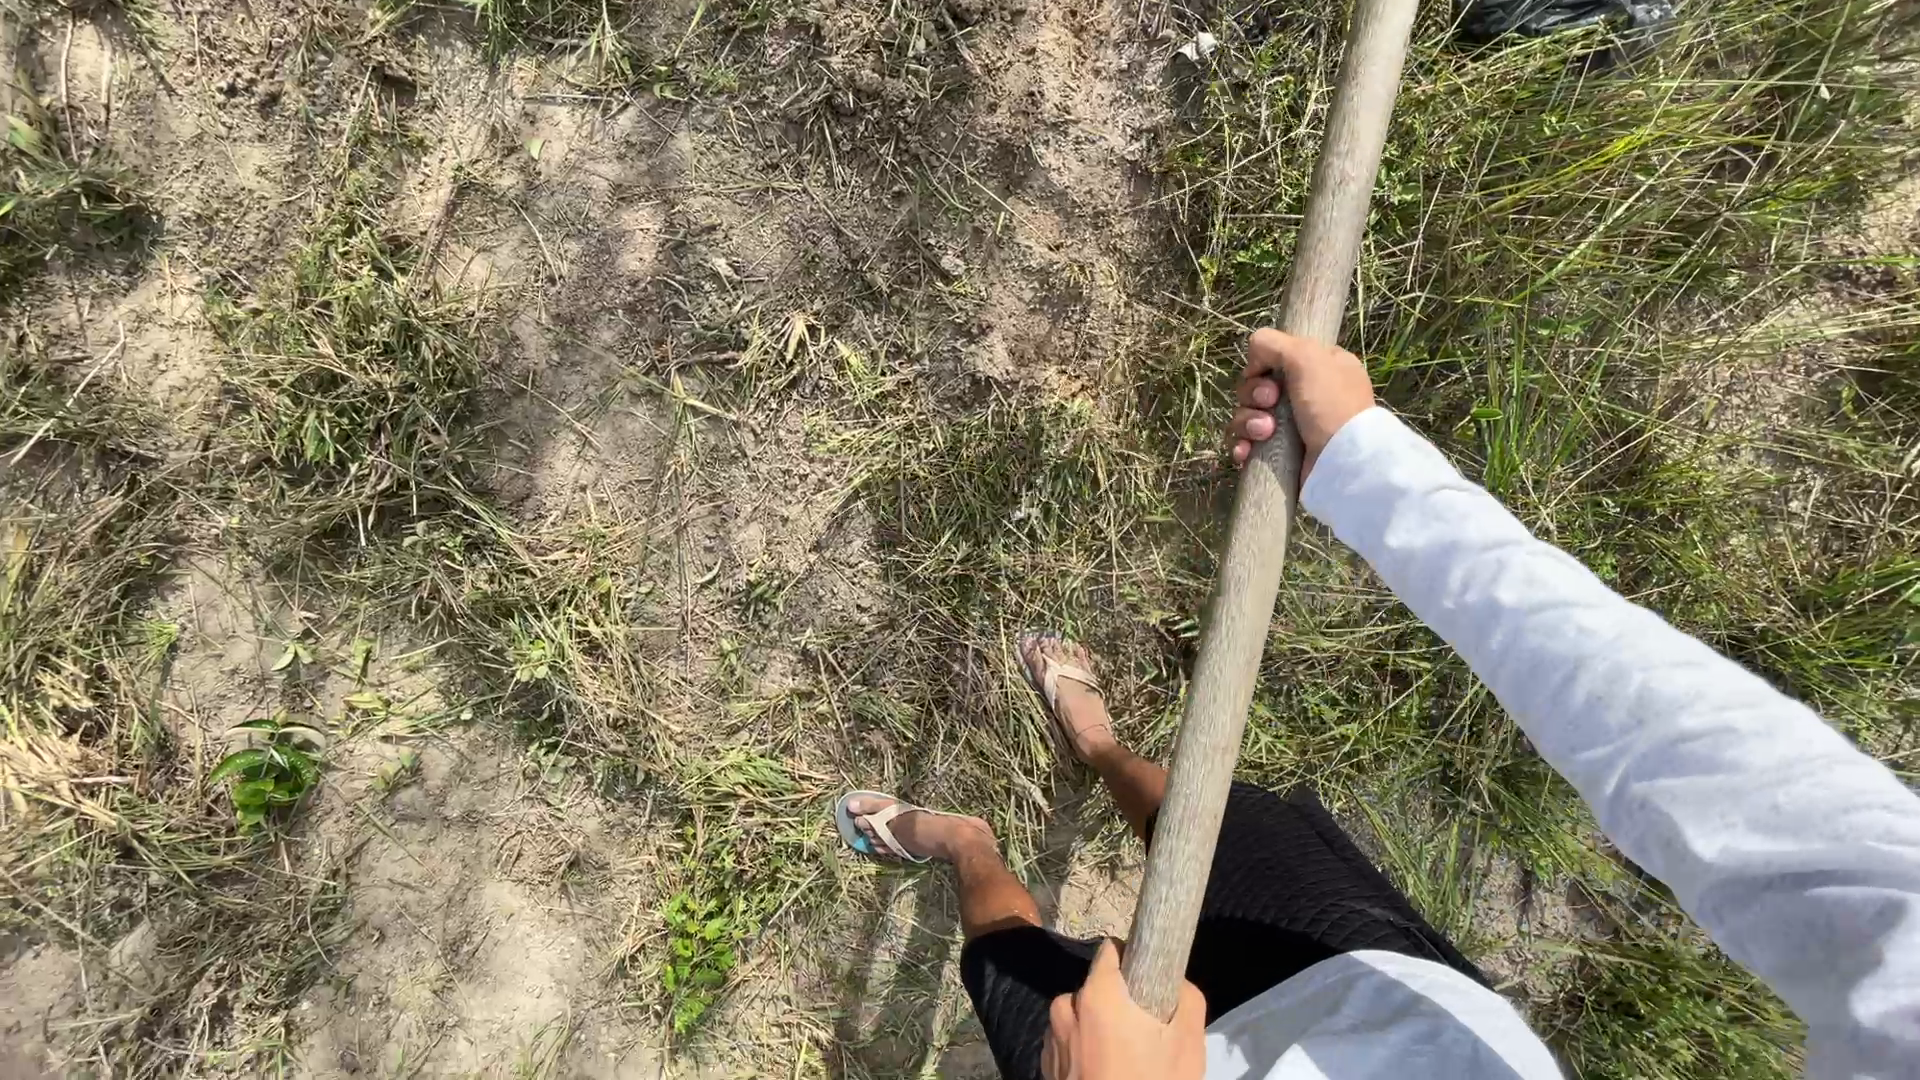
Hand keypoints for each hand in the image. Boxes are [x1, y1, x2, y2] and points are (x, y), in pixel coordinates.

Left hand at [1041, 940, 1205, 1079]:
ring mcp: (1050, 1037)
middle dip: (1116, 1001)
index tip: (1146, 980)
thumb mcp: (1188, 1047)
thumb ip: (1187, 998)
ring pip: (1078, 1014)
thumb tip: (1175, 980)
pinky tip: (1103, 1073)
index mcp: (1097, 994)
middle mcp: (1066, 1007)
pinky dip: (1081, 1049)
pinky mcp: (1044, 1063)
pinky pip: (1066, 1040)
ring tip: (1122, 1059)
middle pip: (1096, 986)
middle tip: (1140, 1031)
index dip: (1131, 960)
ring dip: (1096, 1026)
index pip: (1110, 951)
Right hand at [1228, 328, 1374, 480]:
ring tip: (1264, 434)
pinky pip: (1245, 442)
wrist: (1341, 462)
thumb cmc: (1331, 405)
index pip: (1274, 358)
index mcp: (1319, 367)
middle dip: (1253, 396)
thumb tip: (1252, 357)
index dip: (1263, 366)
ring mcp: (1291, 426)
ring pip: (1246, 414)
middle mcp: (1305, 394)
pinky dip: (1241, 445)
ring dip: (1247, 422)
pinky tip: (1245, 452)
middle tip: (1270, 404)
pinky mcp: (1278, 453)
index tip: (1268, 376)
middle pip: (1255, 387)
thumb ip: (1273, 343)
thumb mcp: (1307, 356)